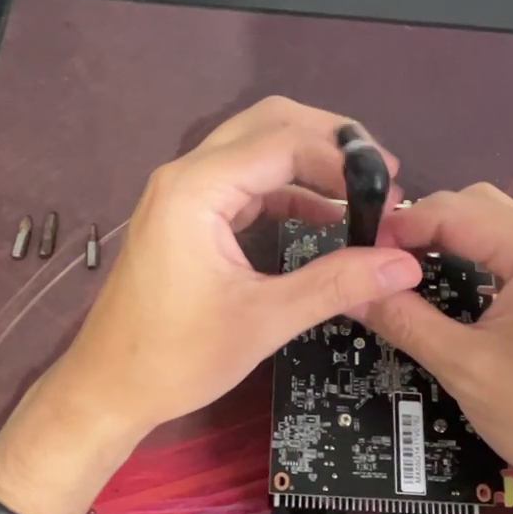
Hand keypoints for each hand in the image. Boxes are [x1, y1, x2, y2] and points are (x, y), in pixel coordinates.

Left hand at [0, 99, 423, 513]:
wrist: (108, 389)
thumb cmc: (176, 357)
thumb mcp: (263, 321)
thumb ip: (336, 284)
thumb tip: (405, 264)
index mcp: (196, 189)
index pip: (284, 142)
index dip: (344, 160)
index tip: (389, 192)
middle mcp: (186, 175)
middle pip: (268, 124)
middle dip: (329, 141)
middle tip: (380, 176)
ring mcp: (184, 193)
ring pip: (257, 148)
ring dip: (310, 163)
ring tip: (362, 194)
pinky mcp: (188, 214)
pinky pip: (245, 182)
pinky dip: (287, 189)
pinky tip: (326, 216)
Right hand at [356, 184, 512, 511]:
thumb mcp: (464, 368)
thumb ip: (404, 320)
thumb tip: (350, 293)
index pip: (452, 211)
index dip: (398, 226)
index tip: (358, 254)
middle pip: (474, 206)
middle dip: (421, 226)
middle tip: (377, 264)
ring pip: (494, 225)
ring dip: (447, 239)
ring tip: (403, 272)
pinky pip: (512, 250)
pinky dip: (474, 256)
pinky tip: (449, 284)